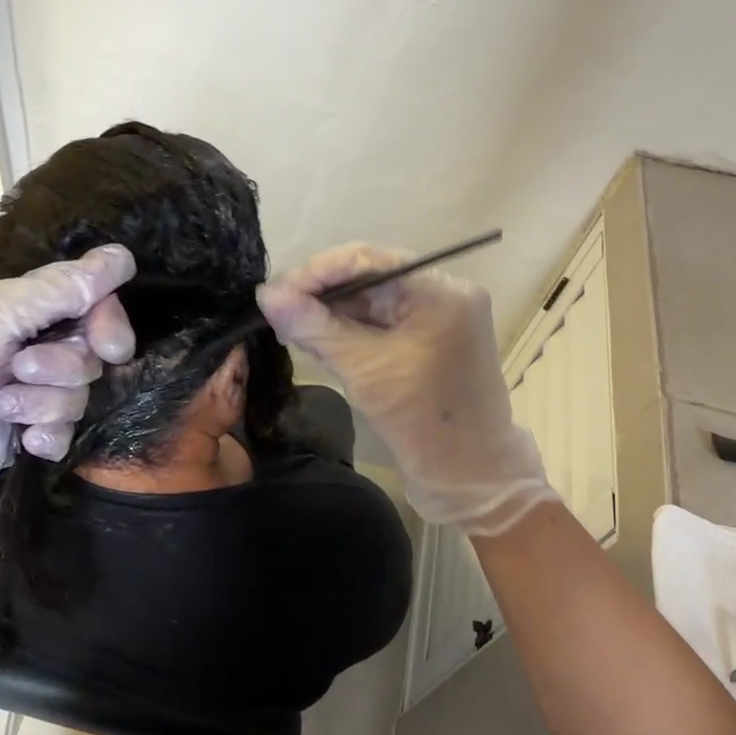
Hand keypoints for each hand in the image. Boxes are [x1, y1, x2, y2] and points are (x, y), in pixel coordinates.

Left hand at [0, 246, 136, 540]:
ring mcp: (34, 395)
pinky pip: (67, 435)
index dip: (108, 324)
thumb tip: (123, 256)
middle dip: (60, 368)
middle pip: (90, 357)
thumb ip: (62, 288)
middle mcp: (36, 348)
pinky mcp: (31, 435)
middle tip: (20, 369)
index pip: (94, 308)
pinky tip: (20, 439)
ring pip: (79, 398)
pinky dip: (46, 436)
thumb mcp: (1, 313)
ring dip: (42, 403)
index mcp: (27, 311)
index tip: (106, 344)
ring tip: (1, 406)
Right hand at [257, 243, 555, 534]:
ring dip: (330, 314)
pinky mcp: (429, 341)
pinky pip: (381, 323)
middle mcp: (443, 293)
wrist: (469, 474)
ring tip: (290, 328)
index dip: (316, 272)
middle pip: (369, 277)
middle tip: (276, 312)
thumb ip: (314, 327)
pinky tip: (317, 341)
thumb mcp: (363, 370)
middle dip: (320, 293)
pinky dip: (349, 331)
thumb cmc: (422, 421)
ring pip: (372, 301)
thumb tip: (266, 296)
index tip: (274, 293)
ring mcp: (438, 318)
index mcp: (440, 291)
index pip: (368, 260)